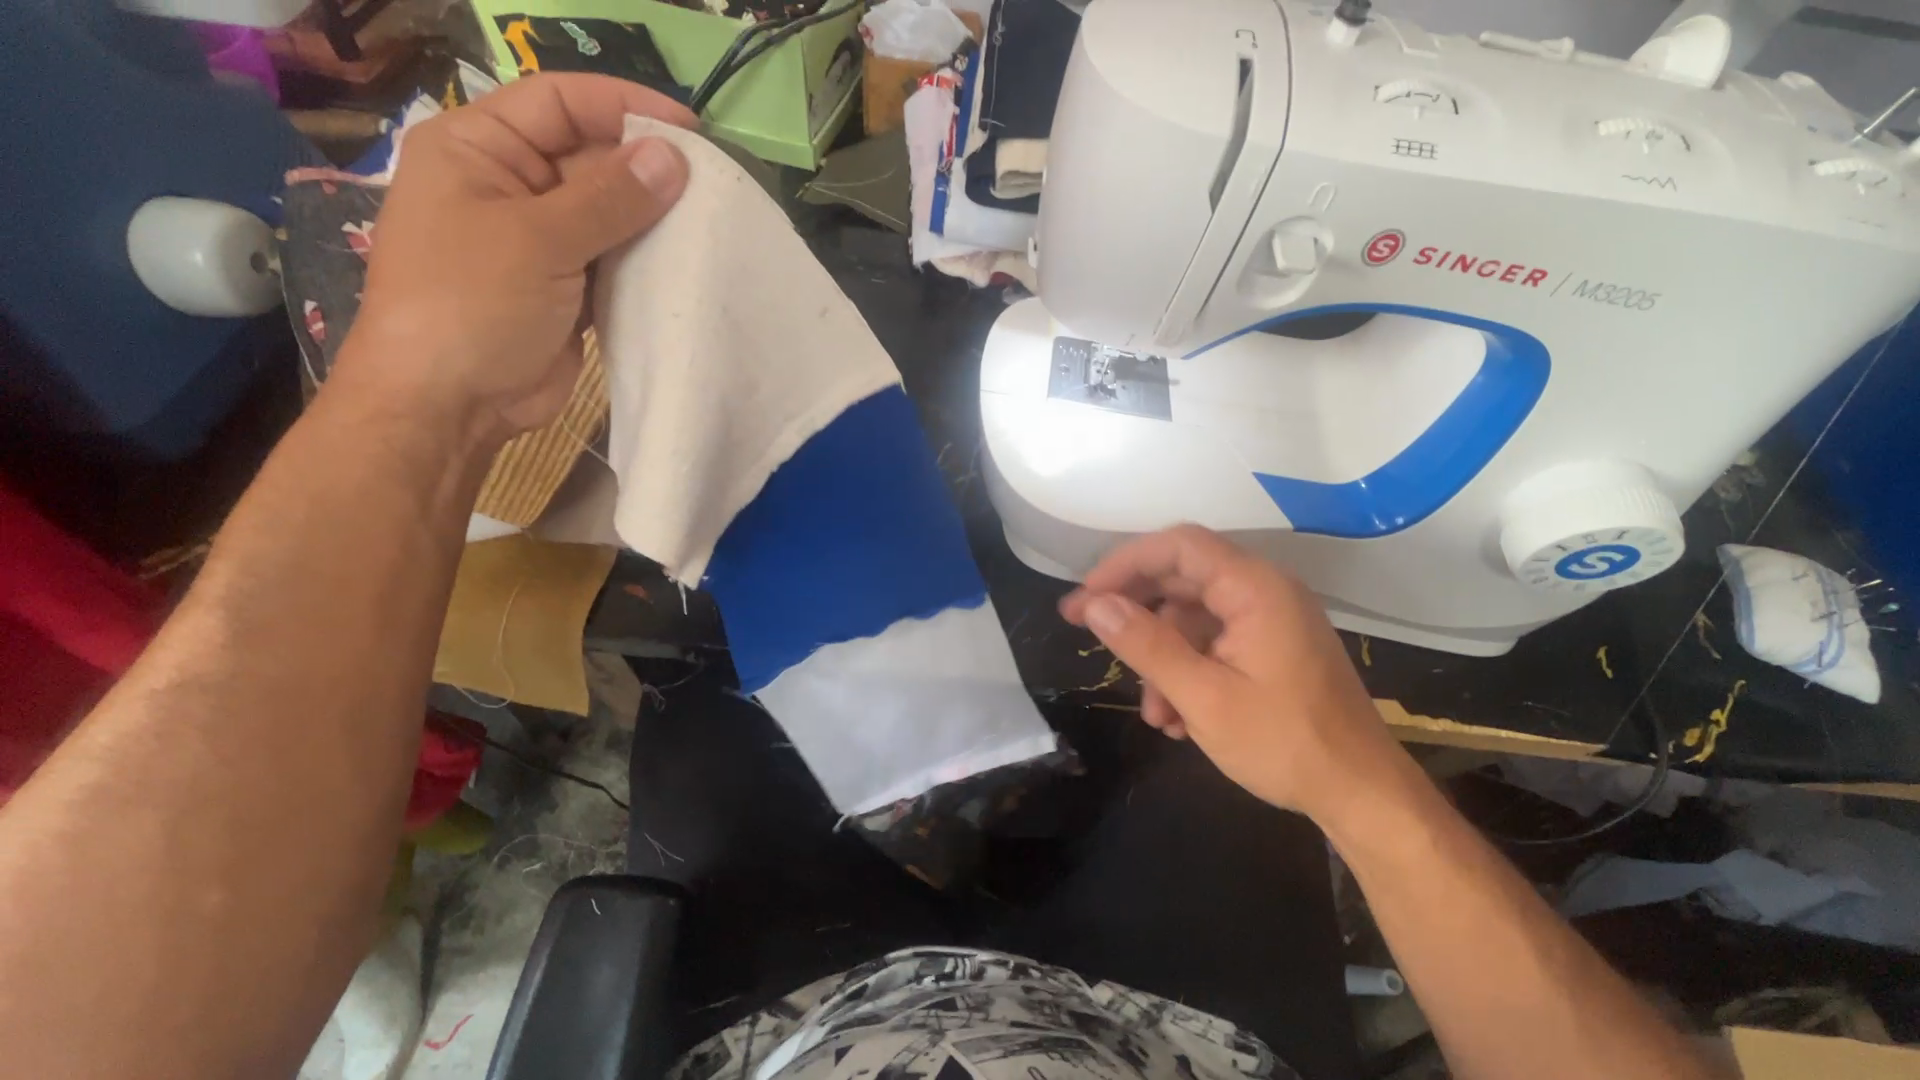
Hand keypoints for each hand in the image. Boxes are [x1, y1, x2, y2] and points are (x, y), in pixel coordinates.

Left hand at [335, 74, 695, 443]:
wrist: (450, 404)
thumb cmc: (471, 304)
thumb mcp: (537, 239)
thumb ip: (610, 197)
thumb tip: (674, 157)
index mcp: (477, 148)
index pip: (559, 102)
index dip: (623, 106)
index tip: (690, 129)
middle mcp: (508, 184)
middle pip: (589, 155)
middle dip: (646, 167)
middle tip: (712, 184)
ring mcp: (539, 239)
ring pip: (608, 211)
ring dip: (653, 217)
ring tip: (709, 221)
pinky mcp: (566, 286)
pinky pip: (614, 258)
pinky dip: (646, 259)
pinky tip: (686, 260)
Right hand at [1059, 525, 1407, 816]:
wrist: (1361, 793)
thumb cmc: (1284, 742)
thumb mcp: (1203, 696)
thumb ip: (1146, 645)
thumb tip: (1096, 605)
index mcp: (1256, 588)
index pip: (1178, 546)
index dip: (1124, 564)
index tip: (1085, 598)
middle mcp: (1266, 592)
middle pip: (1183, 578)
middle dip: (1135, 611)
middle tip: (1086, 632)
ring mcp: (1272, 621)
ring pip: (1195, 619)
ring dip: (1162, 658)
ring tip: (1153, 714)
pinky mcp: (1275, 649)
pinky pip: (1216, 643)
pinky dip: (1189, 672)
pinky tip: (1178, 719)